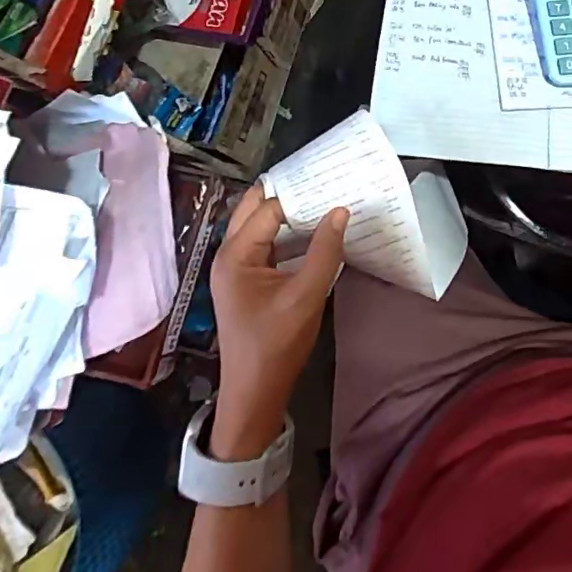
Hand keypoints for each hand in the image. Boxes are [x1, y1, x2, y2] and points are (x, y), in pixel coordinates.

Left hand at [209, 184, 345, 459]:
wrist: (255, 391)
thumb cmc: (276, 343)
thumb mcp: (306, 295)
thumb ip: (324, 251)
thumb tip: (340, 210)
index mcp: (236, 255)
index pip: (269, 209)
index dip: (299, 194)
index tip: (330, 181)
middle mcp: (230, 255)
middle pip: (255, 209)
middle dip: (288, 193)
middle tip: (324, 181)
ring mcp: (237, 267)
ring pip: (261, 225)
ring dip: (289, 213)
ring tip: (325, 200)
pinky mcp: (249, 279)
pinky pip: (268, 244)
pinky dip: (289, 233)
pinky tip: (316, 232)